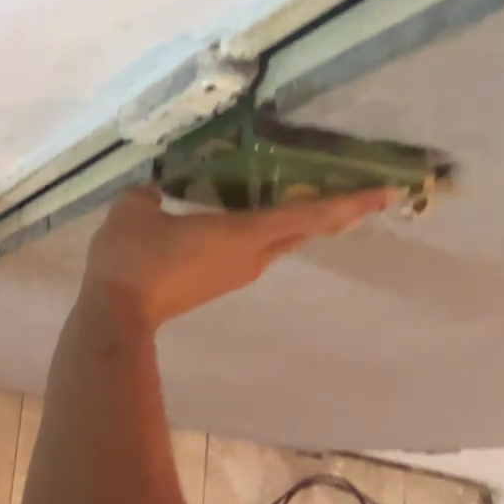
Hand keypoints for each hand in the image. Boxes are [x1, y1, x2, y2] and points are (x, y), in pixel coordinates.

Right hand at [83, 185, 399, 326]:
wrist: (116, 311)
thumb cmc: (134, 258)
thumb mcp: (130, 213)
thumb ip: (146, 195)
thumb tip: (153, 191)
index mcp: (242, 232)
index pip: (308, 214)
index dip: (349, 201)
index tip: (388, 192)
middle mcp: (250, 256)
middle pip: (298, 234)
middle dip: (325, 218)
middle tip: (345, 202)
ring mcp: (231, 277)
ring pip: (269, 248)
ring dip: (277, 231)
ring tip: (268, 213)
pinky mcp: (209, 289)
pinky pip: (239, 259)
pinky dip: (242, 244)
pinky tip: (216, 236)